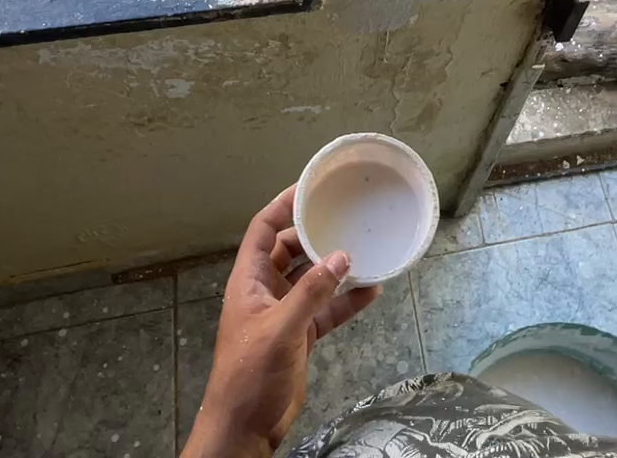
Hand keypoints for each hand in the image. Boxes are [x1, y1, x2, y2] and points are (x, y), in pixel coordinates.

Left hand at [182, 185, 380, 457]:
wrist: (244, 429)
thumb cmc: (250, 373)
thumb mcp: (281, 328)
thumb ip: (311, 292)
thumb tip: (342, 256)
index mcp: (249, 280)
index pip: (263, 228)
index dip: (282, 204)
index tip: (310, 187)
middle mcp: (266, 290)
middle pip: (291, 249)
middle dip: (316, 236)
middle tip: (345, 219)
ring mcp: (284, 313)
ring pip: (312, 279)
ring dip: (336, 269)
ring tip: (365, 251)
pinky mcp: (300, 335)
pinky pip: (326, 309)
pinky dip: (346, 301)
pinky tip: (372, 292)